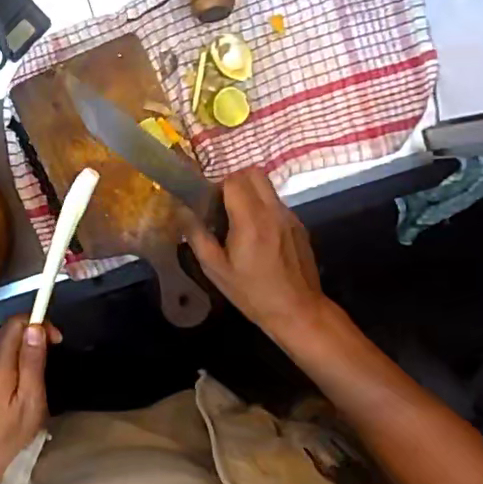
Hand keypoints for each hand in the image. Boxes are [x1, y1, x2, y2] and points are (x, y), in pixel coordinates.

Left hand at [0, 315, 58, 483]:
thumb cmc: (11, 433)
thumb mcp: (30, 399)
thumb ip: (33, 361)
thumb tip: (36, 327)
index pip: (16, 322)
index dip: (38, 322)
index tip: (57, 340)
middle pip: (10, 328)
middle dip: (35, 330)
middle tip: (55, 350)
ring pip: (7, 338)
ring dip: (28, 341)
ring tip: (46, 361)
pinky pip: (3, 351)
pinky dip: (19, 352)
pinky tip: (30, 371)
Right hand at [187, 169, 327, 335]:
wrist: (297, 310)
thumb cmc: (252, 293)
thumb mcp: (216, 269)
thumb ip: (197, 236)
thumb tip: (183, 212)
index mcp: (251, 220)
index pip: (234, 179)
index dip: (218, 187)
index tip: (210, 205)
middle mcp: (273, 211)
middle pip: (254, 173)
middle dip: (235, 181)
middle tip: (223, 206)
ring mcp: (290, 216)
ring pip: (267, 187)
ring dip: (250, 194)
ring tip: (238, 222)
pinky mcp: (299, 225)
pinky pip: (277, 204)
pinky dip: (263, 209)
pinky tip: (258, 237)